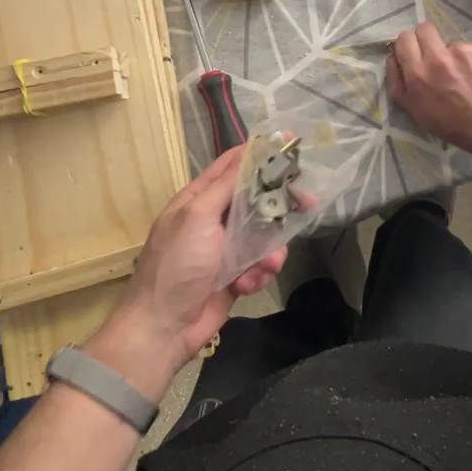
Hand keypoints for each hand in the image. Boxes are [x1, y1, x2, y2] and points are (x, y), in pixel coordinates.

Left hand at [86, 148, 286, 391]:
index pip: (231, 166)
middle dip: (279, 204)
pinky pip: (260, 264)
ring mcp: (224, 249)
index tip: (290, 143)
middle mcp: (212, 219)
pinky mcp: (235, 275)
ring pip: (264, 235)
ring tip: (266, 265)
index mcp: (197, 199)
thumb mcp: (198, 216)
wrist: (164, 328)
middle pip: (255, 200)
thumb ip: (226, 185)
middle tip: (307, 202)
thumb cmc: (177, 265)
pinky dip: (259, 274)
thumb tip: (248, 151)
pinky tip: (247, 285)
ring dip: (269, 250)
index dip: (259, 153)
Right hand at [387, 23, 471, 160]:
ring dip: (456, 56)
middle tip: (438, 61)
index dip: (409, 46)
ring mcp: (466, 50)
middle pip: (424, 29)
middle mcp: (440, 57)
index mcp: (419, 74)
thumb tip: (392, 58)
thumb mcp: (418, 114)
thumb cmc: (456, 127)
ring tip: (468, 79)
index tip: (416, 56)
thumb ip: (399, 84)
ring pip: (453, 43)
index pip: (404, 39)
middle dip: (428, 41)